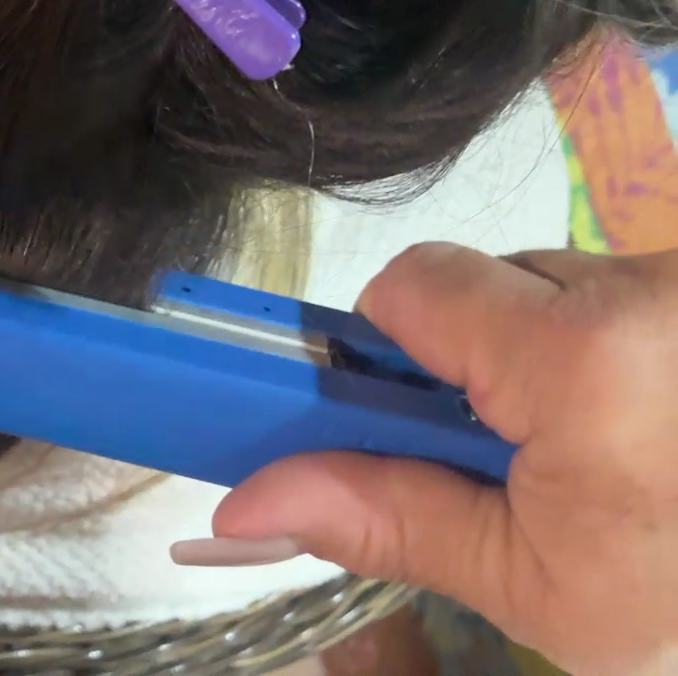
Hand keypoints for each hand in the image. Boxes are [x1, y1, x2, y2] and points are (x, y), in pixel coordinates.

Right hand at [202, 244, 677, 675]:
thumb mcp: (553, 596)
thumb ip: (385, 521)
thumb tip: (239, 509)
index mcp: (590, 354)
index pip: (414, 282)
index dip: (401, 345)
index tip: (436, 410)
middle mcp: (668, 288)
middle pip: (501, 278)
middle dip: (493, 354)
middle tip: (543, 447)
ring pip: (588, 288)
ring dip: (580, 358)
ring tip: (644, 446)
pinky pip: (662, 299)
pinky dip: (654, 355)